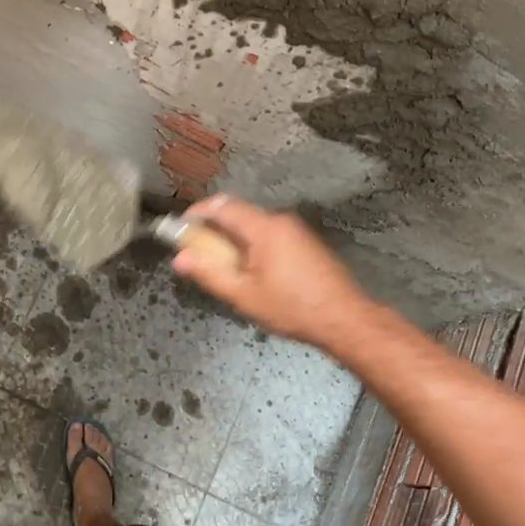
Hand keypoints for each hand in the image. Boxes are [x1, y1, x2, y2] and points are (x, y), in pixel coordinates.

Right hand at [170, 195, 373, 347]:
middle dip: (214, 230)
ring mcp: (296, 230)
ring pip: (254, 225)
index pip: (222, 206)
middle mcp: (280, 221)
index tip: (181, 229)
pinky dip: (253, 245)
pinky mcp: (305, 242)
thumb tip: (179, 258)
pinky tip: (252, 272)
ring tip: (225, 268)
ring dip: (234, 239)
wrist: (345, 319)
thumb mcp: (244, 295)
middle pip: (238, 214)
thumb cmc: (292, 308)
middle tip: (199, 254)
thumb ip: (210, 273)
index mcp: (264, 228)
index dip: (197, 214)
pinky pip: (270, 234)